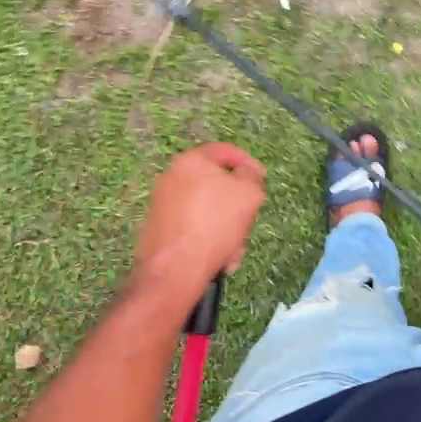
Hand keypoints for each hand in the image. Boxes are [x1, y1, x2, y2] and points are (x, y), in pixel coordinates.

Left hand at [134, 143, 266, 294]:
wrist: (174, 270)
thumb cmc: (215, 224)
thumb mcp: (249, 193)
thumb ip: (252, 176)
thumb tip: (246, 172)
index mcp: (191, 161)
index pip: (225, 151)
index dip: (249, 162)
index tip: (261, 178)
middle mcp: (171, 178)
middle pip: (216, 183)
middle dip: (237, 203)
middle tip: (249, 217)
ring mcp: (162, 204)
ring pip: (207, 209)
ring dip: (226, 226)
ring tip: (235, 248)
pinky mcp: (158, 229)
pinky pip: (193, 226)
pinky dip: (209, 238)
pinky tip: (220, 257)